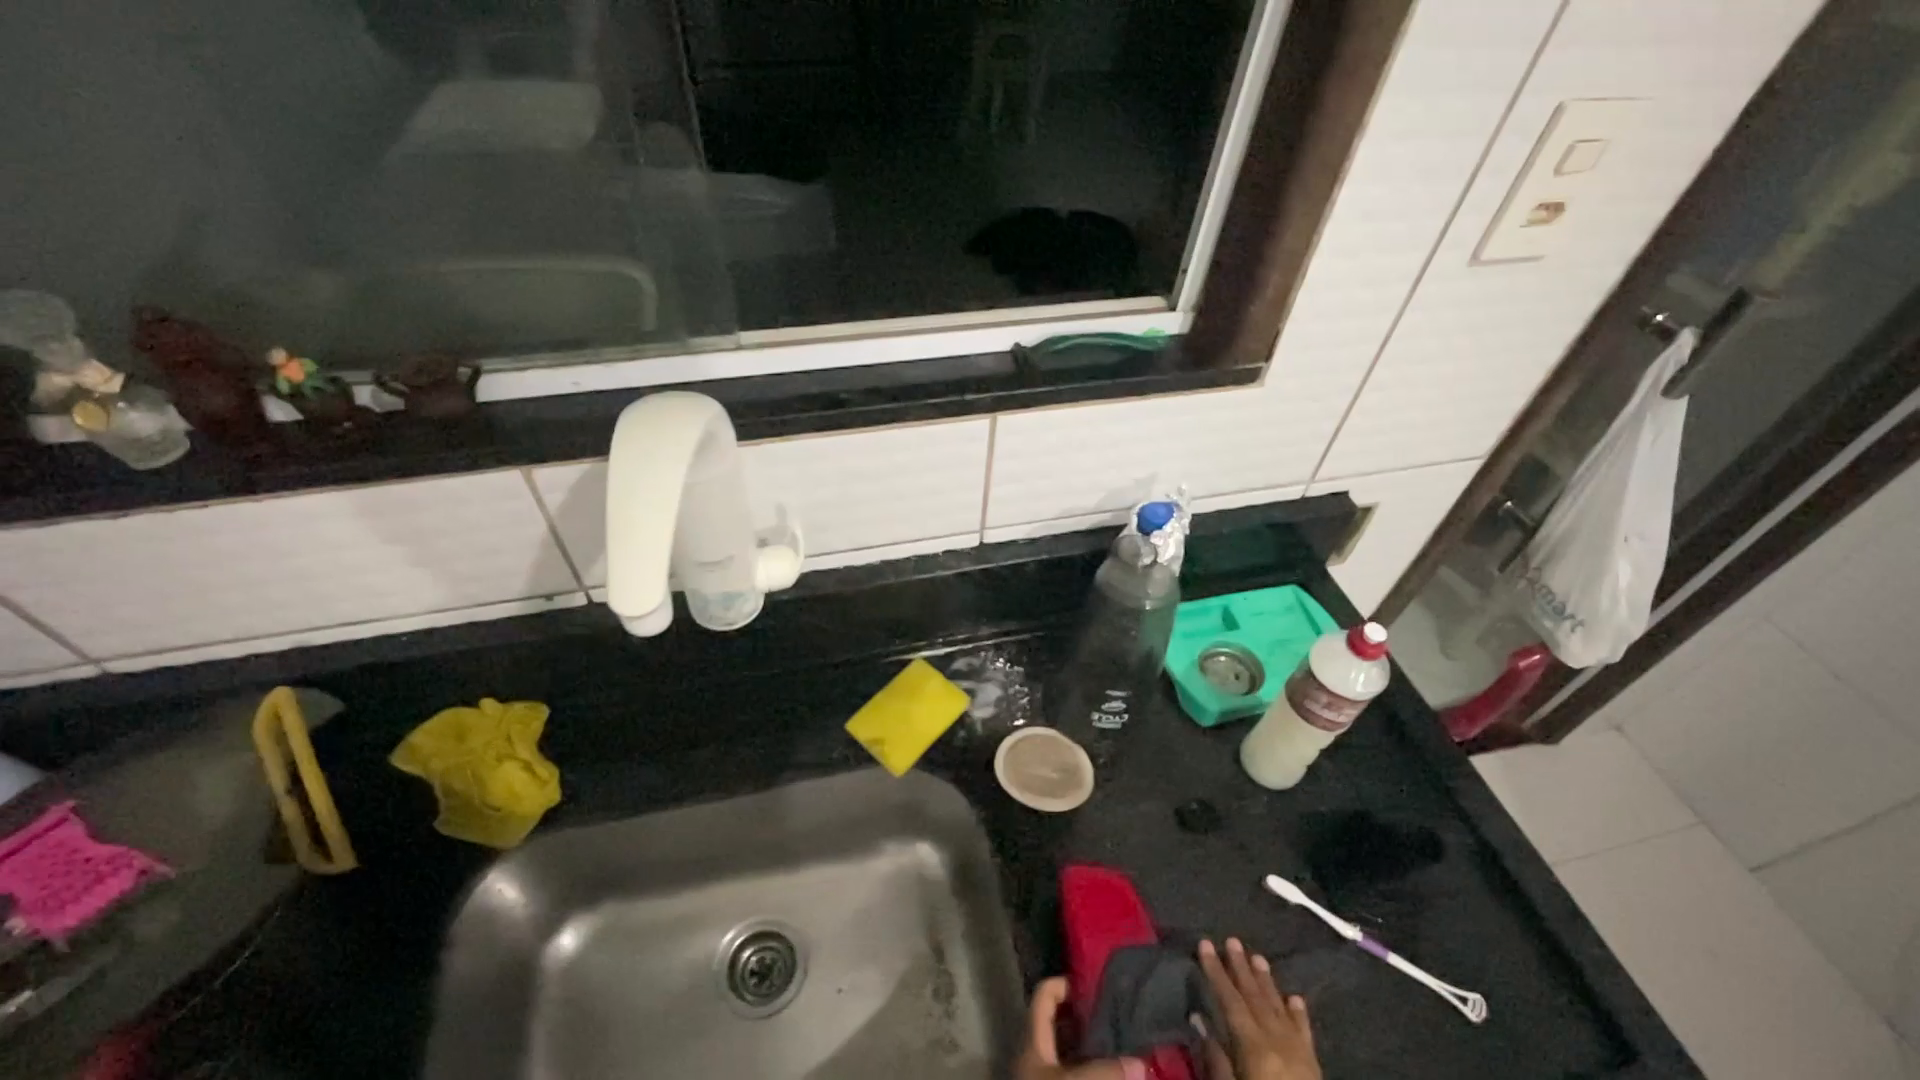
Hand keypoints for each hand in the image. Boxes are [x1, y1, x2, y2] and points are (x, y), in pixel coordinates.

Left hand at [1014, 977, 1146, 1079]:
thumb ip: (1104, 1072)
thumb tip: (1141, 1064)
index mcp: (1033, 1042)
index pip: (1044, 995)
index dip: (1067, 984)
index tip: (1099, 986)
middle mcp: (1037, 1056)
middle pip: (1061, 1024)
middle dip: (1090, 1019)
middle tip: (1123, 1016)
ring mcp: (1045, 1078)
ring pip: (1071, 1053)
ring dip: (1096, 1049)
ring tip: (1128, 1045)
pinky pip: (1075, 1074)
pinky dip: (1095, 1072)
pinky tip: (1119, 1075)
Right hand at [1193, 938, 1321, 1079]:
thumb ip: (1216, 1058)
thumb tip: (1200, 1021)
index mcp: (1253, 1044)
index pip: (1229, 999)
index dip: (1216, 971)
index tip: (1205, 944)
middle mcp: (1276, 1038)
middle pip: (1255, 997)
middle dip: (1241, 967)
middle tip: (1231, 940)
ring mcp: (1298, 1049)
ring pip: (1279, 1006)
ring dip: (1267, 981)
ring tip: (1258, 957)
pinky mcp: (1313, 1063)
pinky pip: (1304, 1031)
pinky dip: (1298, 1012)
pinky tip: (1295, 997)